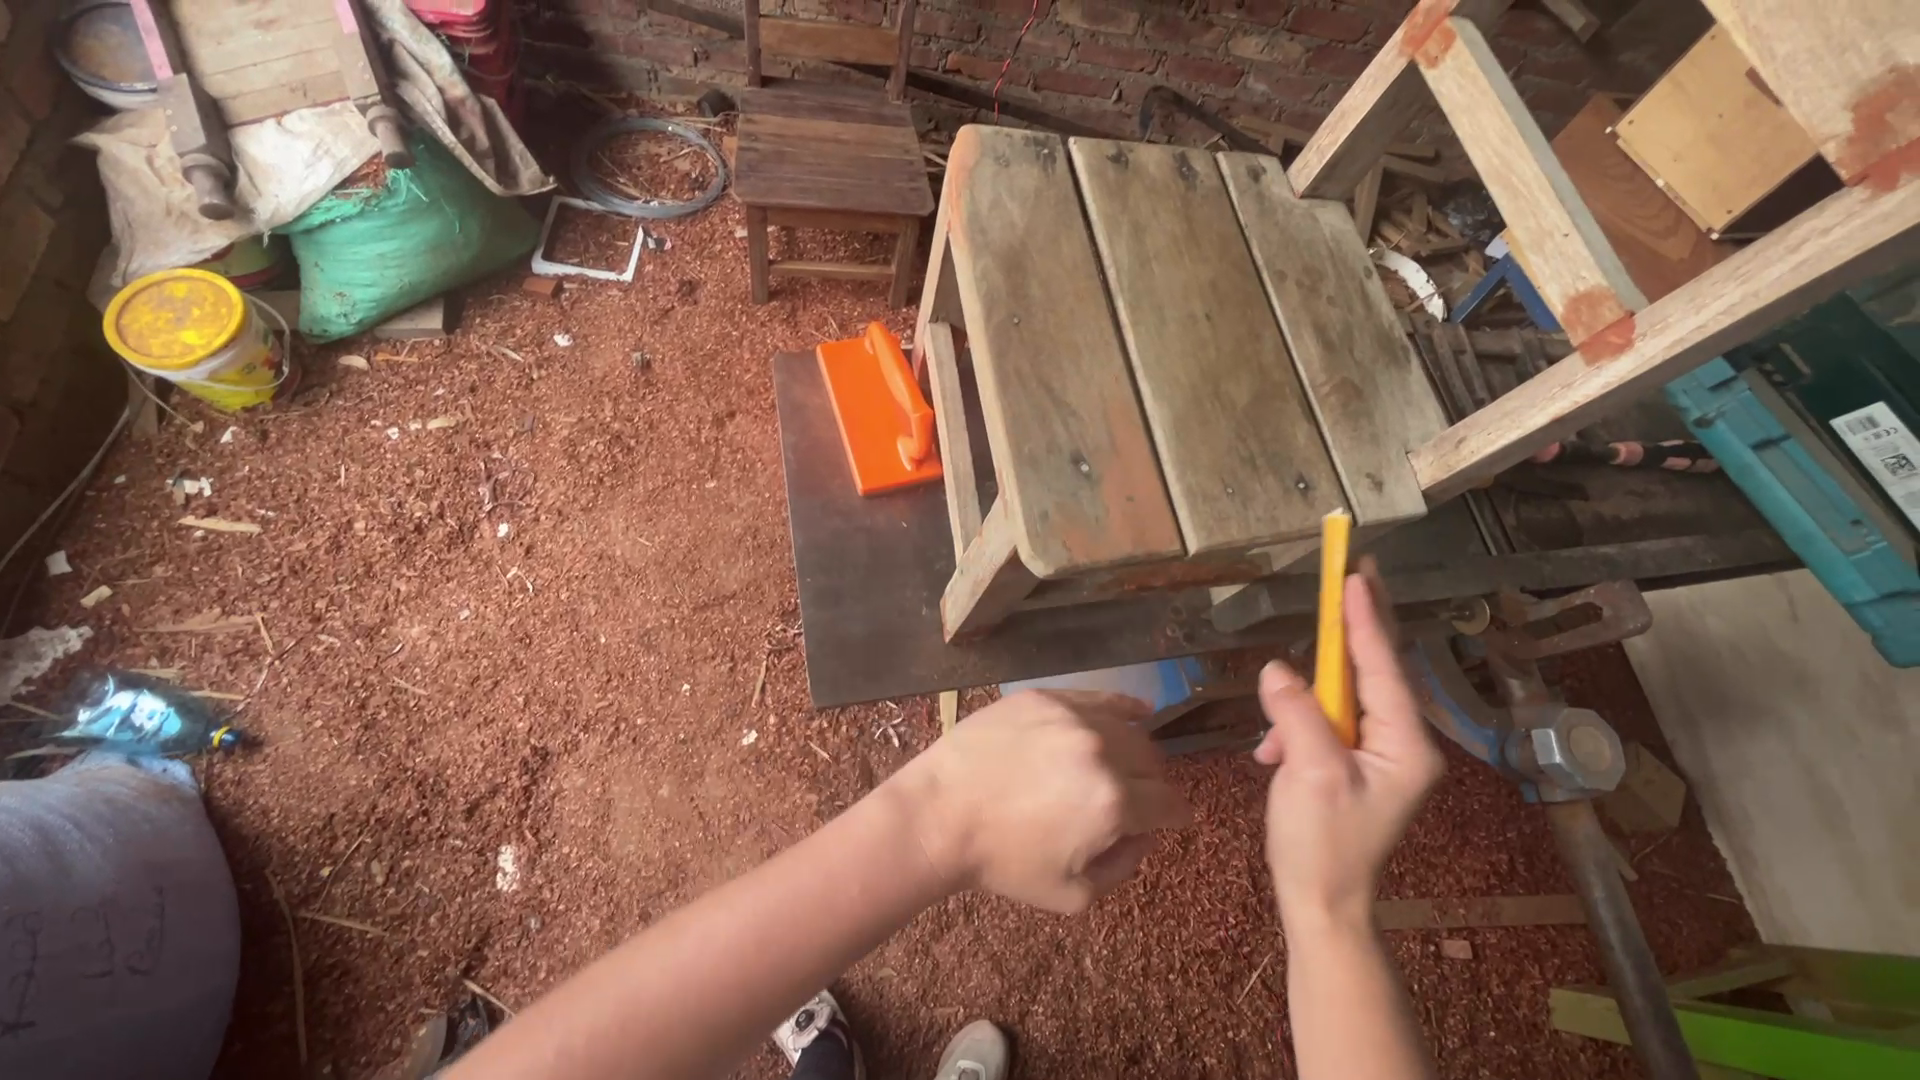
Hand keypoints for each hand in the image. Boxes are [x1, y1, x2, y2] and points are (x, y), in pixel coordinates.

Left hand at [887, 690, 1191, 913]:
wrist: (938, 815)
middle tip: (1136, 796)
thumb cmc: (1002, 862)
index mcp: (1115, 803)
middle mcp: (1102, 751)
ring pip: (1128, 727)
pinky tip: (1131, 713)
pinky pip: (1097, 698)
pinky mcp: (1044, 698)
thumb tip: (1144, 834)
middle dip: (1152, 783)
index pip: (1169, 803)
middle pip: (1152, 762)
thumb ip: (1122, 867)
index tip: (1171, 818)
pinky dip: (1120, 707)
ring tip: (1123, 761)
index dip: (1173, 816)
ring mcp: (1072, 718)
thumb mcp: (1072, 894)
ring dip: (1134, 748)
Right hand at [1255, 560, 1443, 928]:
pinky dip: (1296, 723)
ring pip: (1343, 698)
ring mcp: (1378, 754)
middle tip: (1356, 575)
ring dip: (1308, 694)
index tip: (1356, 574)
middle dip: (1357, 628)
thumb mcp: (1309, 772)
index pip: (1382, 666)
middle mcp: (1401, 742)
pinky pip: (1325, 722)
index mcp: (1405, 743)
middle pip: (1375, 671)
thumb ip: (1297, 712)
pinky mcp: (1353, 764)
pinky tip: (1272, 747)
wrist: (1322, 903)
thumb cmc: (1322, 843)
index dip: (1365, 618)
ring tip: (1284, 720)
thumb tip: (1276, 669)